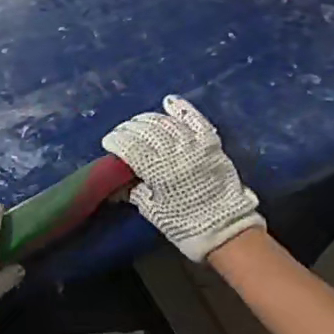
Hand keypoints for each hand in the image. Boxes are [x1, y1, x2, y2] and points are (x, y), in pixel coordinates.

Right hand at [101, 96, 264, 260]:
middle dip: (129, 129)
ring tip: (139, 123)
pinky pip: (196, 121)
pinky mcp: (211, 145)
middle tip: (121, 133)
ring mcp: (195, 146)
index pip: (129, 146)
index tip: (108, 143)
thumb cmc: (183, 223)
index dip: (115, 141)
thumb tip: (115, 181)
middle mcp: (175, 153)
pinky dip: (183, 110)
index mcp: (157, 171)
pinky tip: (170, 102)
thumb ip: (133, 190)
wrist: (226, 230)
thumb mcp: (151, 209)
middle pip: (146, 131)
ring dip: (149, 119)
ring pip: (167, 123)